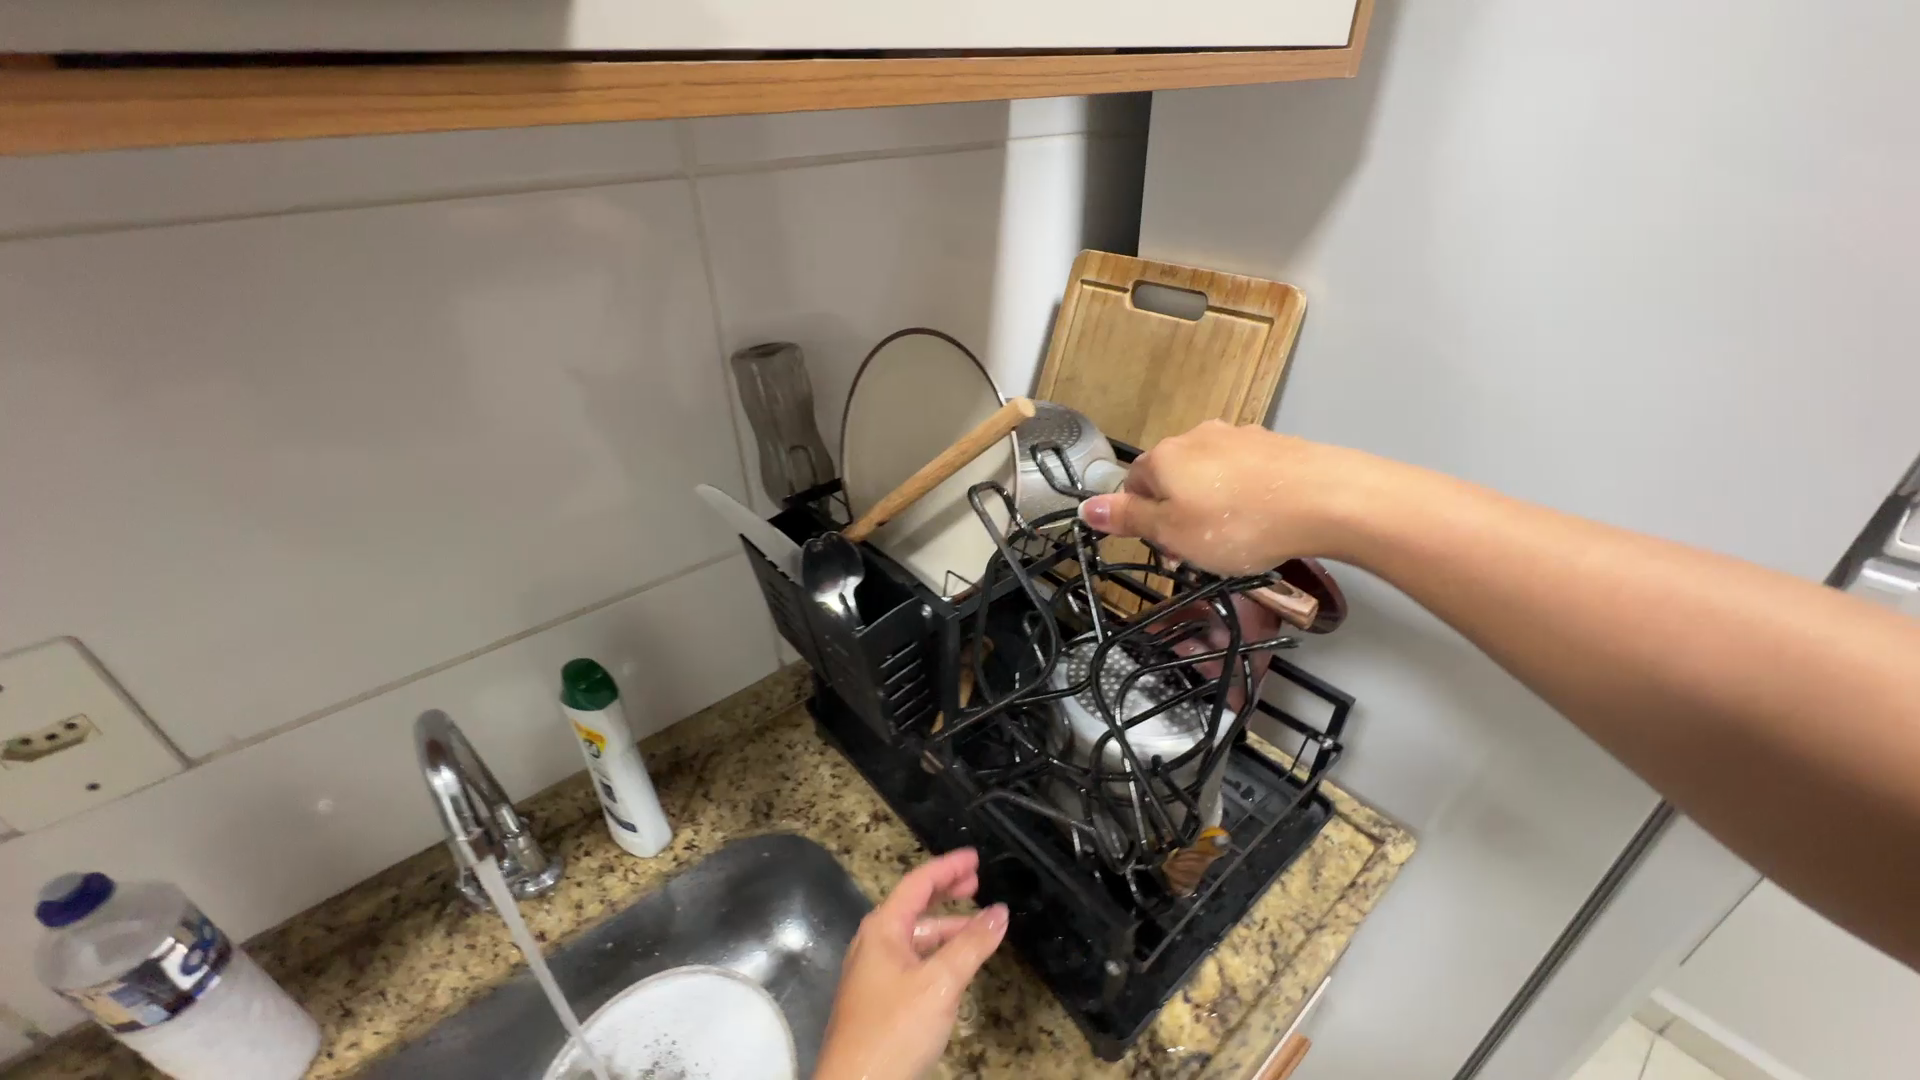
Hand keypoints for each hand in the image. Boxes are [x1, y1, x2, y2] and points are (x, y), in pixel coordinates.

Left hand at [813, 849, 1008, 1079]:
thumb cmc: (894, 1029)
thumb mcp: (940, 984)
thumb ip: (972, 945)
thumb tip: (1000, 912)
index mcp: (883, 928)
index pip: (919, 882)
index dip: (948, 867)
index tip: (974, 857)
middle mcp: (874, 942)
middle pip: (914, 905)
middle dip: (946, 892)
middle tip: (977, 883)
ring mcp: (873, 972)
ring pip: (915, 937)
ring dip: (946, 928)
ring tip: (978, 930)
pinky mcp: (877, 1000)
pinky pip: (912, 961)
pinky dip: (936, 954)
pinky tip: (955, 967)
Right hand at [1078, 420, 1360, 574]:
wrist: (1326, 500)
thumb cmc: (1243, 521)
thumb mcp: (1172, 532)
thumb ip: (1128, 519)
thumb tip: (1087, 508)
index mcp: (1164, 458)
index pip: (1132, 485)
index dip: (1141, 520)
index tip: (1162, 548)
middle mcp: (1197, 439)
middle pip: (1172, 479)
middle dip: (1178, 515)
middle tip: (1196, 553)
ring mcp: (1239, 439)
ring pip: (1209, 478)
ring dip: (1211, 507)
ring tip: (1234, 543)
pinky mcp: (1275, 447)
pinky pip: (1246, 476)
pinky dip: (1246, 498)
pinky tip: (1263, 523)